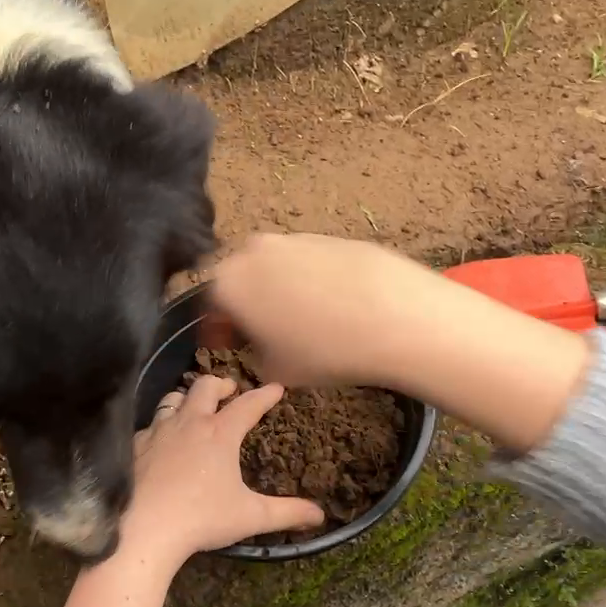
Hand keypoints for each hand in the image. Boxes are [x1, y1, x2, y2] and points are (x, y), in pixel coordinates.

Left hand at [114, 374, 325, 569]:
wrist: (143, 528)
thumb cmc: (201, 519)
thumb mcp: (250, 517)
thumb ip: (287, 513)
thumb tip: (319, 515)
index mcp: (220, 433)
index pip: (248, 404)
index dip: (265, 395)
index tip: (276, 388)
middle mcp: (188, 423)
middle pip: (205, 386)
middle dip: (221, 383)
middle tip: (230, 389)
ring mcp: (157, 431)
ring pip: (172, 399)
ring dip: (187, 398)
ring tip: (194, 406)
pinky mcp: (135, 445)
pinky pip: (150, 424)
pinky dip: (161, 425)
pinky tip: (161, 440)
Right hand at [207, 233, 451, 391]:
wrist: (396, 316)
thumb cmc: (324, 350)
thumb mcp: (276, 370)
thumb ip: (253, 355)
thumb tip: (258, 346)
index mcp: (227, 283)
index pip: (209, 308)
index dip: (218, 331)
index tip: (228, 345)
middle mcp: (252, 251)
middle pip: (239, 280)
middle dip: (246, 306)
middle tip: (265, 335)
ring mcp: (292, 239)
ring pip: (273, 268)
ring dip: (277, 292)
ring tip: (305, 324)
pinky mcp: (329, 236)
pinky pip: (307, 262)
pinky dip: (310, 281)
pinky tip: (334, 308)